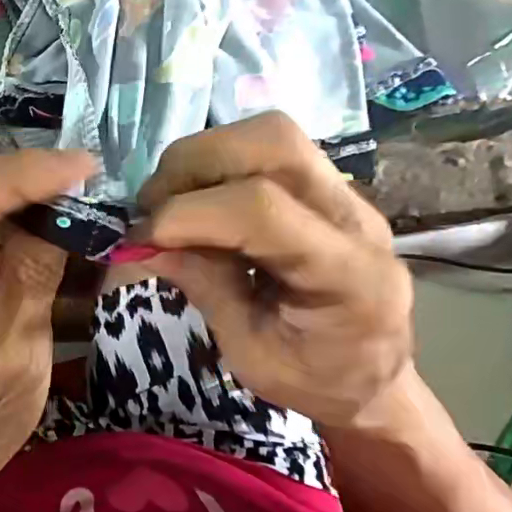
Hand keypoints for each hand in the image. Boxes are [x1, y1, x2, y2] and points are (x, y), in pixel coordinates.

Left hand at [0, 147, 94, 511]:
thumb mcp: (19, 353)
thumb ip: (33, 275)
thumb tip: (62, 207)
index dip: (21, 174)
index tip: (82, 169)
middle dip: (18, 169)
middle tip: (80, 183)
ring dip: (16, 180)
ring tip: (70, 197)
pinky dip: (10, 200)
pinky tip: (44, 216)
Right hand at [131, 113, 413, 428]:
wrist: (371, 373)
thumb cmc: (313, 378)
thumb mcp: (250, 354)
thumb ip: (205, 288)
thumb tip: (145, 242)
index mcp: (350, 276)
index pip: (262, 210)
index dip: (187, 215)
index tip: (141, 241)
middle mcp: (355, 217)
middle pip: (271, 143)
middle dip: (191, 166)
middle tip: (151, 209)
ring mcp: (344, 193)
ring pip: (267, 133)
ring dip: (200, 157)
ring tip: (169, 202)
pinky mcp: (323, 184)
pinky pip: (263, 147)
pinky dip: (214, 163)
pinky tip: (195, 201)